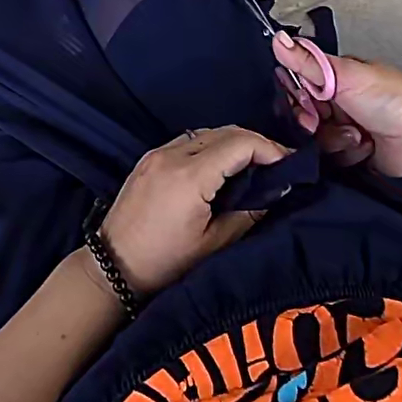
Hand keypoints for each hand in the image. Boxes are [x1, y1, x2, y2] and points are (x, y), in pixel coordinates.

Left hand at [99, 126, 289, 296]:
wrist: (112, 269)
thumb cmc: (165, 262)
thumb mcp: (215, 243)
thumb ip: (251, 211)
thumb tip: (279, 189)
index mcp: (190, 176)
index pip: (241, 143)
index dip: (271, 149)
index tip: (289, 163)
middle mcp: (172, 155)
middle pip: (226, 132)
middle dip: (257, 143)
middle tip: (278, 164)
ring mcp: (157, 154)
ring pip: (207, 132)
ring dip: (234, 143)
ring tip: (253, 166)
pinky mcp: (149, 159)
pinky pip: (189, 140)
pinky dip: (212, 146)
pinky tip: (221, 167)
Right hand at [273, 35, 401, 177]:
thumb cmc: (395, 101)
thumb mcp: (345, 76)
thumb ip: (308, 61)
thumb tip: (279, 40)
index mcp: (339, 76)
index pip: (301, 85)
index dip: (297, 98)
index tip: (304, 103)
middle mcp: (342, 100)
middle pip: (305, 115)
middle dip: (315, 122)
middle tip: (325, 121)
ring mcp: (348, 126)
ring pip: (317, 139)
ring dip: (335, 139)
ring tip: (358, 134)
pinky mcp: (353, 150)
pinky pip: (331, 157)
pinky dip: (347, 154)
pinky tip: (364, 146)